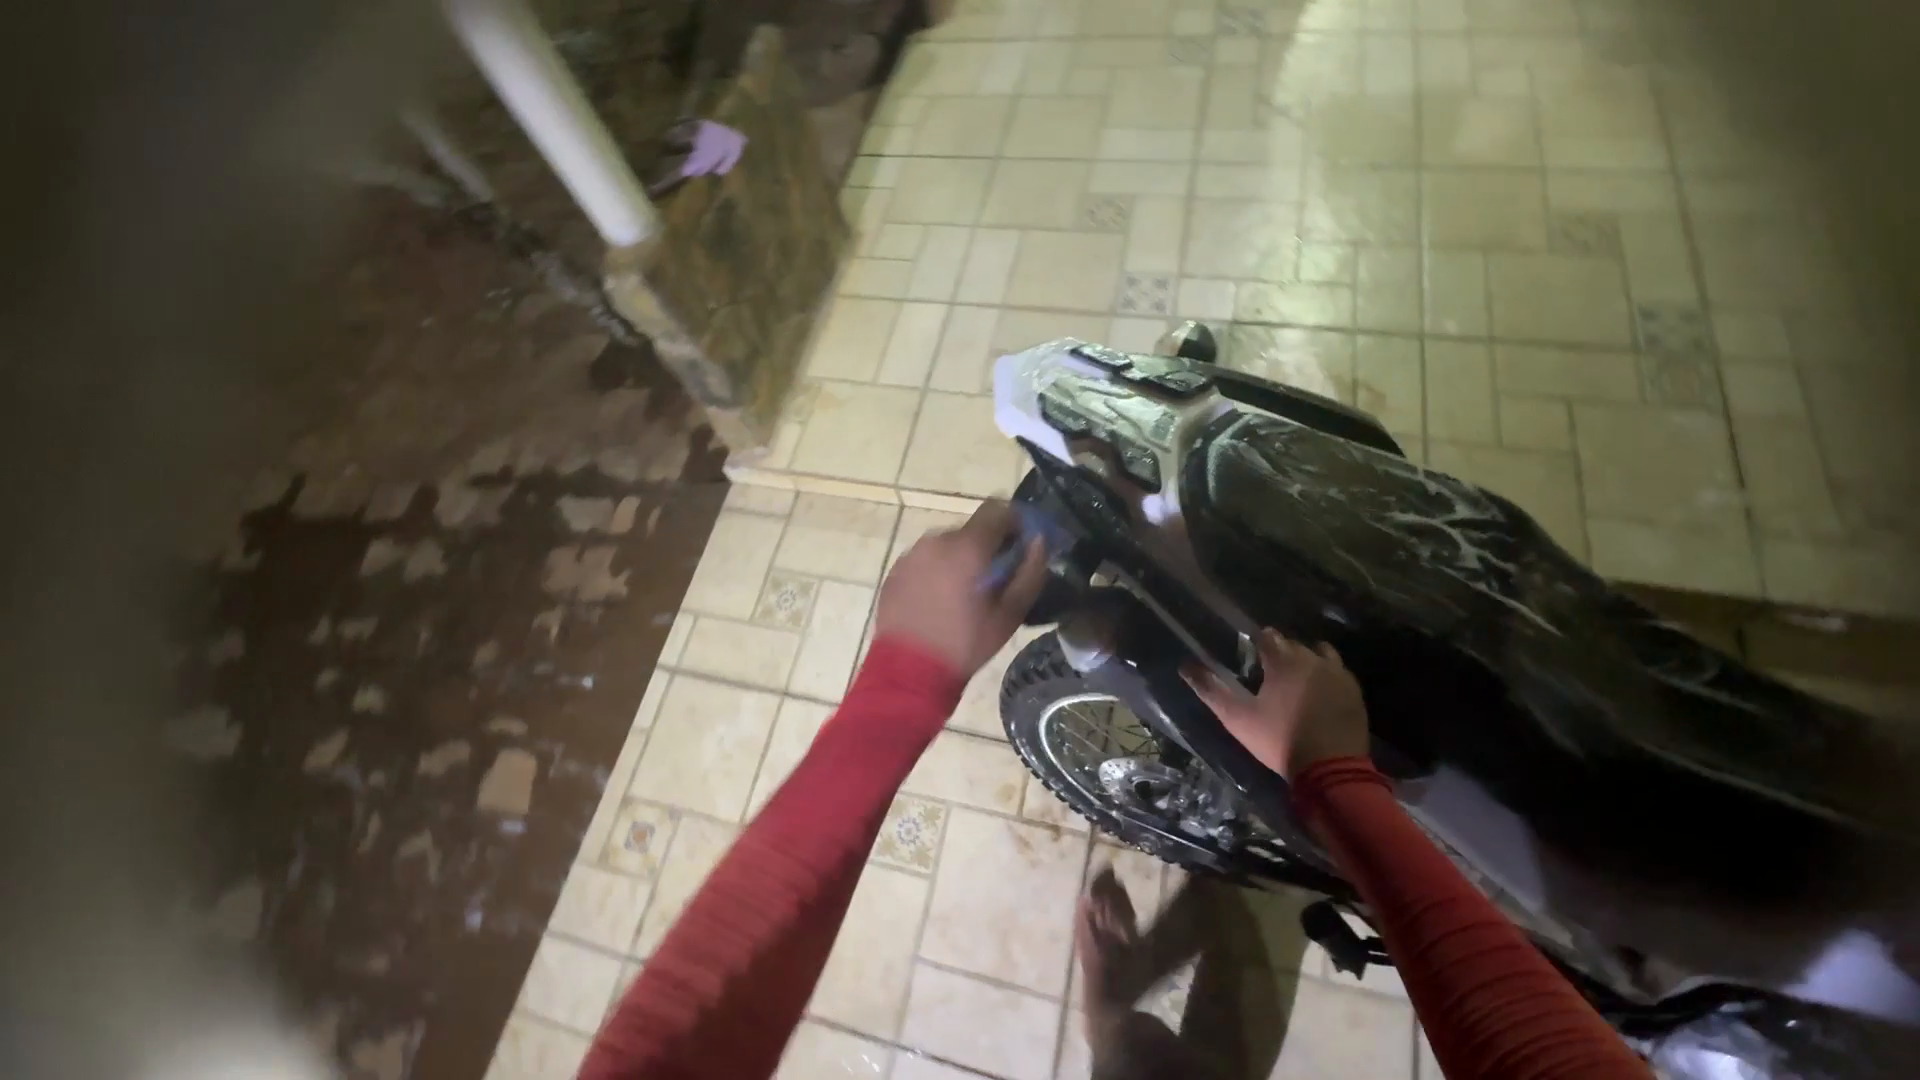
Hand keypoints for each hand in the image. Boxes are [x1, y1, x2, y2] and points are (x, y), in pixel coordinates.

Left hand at [874, 500, 1047, 677]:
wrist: (908, 671)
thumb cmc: (965, 644)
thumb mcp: (1009, 615)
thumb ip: (1030, 572)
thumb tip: (1039, 542)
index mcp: (966, 547)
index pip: (997, 509)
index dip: (1015, 520)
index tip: (1021, 543)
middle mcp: (936, 541)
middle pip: (971, 530)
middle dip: (986, 547)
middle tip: (995, 579)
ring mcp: (911, 555)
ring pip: (946, 545)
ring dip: (960, 559)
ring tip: (964, 594)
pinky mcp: (895, 572)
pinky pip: (924, 561)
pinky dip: (936, 572)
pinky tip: (939, 601)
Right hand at [1182, 629, 1369, 777]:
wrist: (1331, 769)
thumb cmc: (1279, 739)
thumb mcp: (1237, 717)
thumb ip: (1210, 689)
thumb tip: (1184, 666)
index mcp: (1283, 661)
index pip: (1268, 636)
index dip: (1256, 643)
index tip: (1249, 656)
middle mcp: (1313, 659)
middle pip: (1293, 644)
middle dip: (1280, 653)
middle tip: (1268, 672)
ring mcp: (1339, 675)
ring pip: (1321, 654)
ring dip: (1307, 660)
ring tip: (1296, 679)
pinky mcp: (1355, 693)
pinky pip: (1339, 673)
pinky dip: (1327, 676)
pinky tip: (1320, 694)